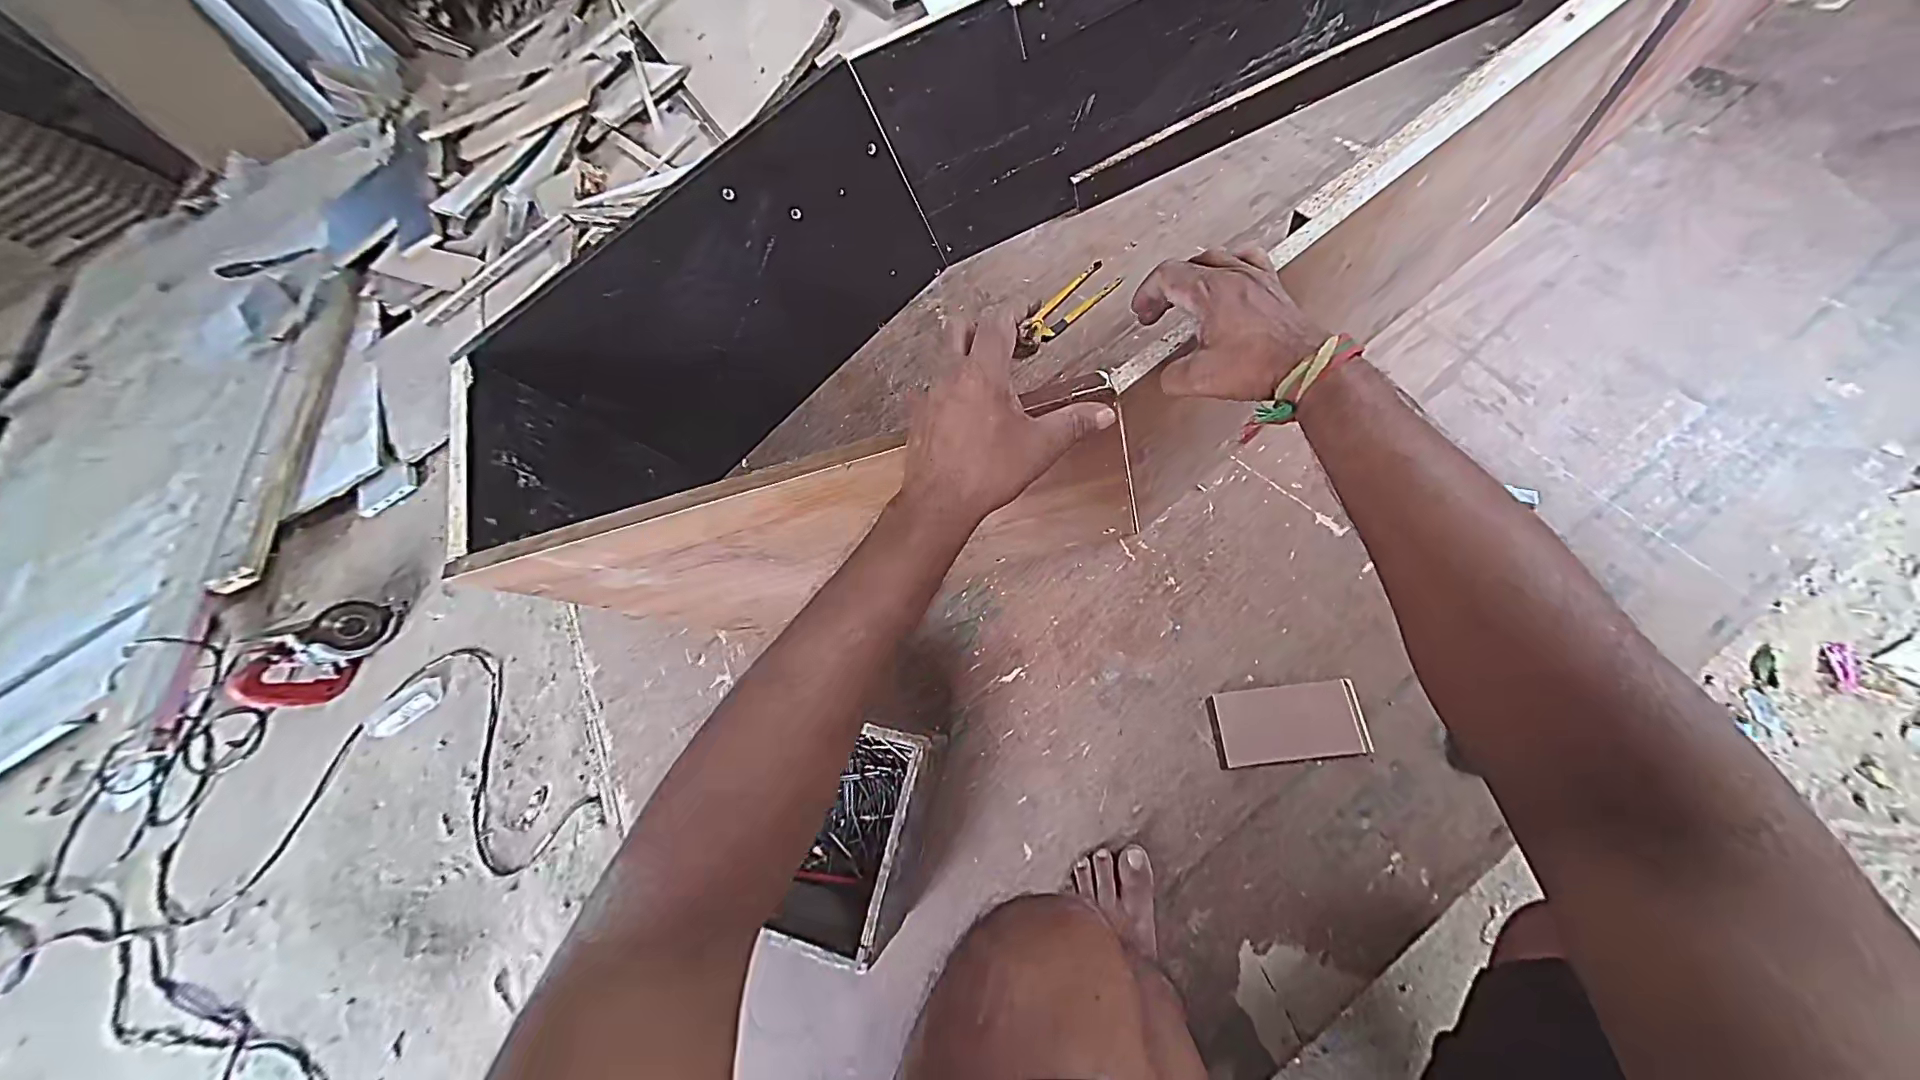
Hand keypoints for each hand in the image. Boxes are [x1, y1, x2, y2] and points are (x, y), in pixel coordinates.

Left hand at [896, 307, 1116, 533]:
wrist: (938, 502)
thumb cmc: (984, 473)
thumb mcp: (1039, 446)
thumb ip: (1072, 424)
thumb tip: (1102, 414)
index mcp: (982, 374)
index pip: (997, 322)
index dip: (1018, 311)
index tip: (1032, 310)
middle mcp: (951, 376)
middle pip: (962, 328)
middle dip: (986, 326)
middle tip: (1011, 341)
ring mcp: (930, 395)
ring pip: (945, 356)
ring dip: (968, 355)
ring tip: (994, 377)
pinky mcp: (919, 416)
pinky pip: (935, 387)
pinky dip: (953, 385)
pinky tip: (969, 409)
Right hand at [1132, 249, 1330, 399]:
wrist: (1304, 367)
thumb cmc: (1262, 365)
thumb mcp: (1199, 379)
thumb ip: (1172, 375)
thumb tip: (1168, 375)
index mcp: (1210, 291)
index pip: (1166, 276)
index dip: (1146, 294)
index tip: (1142, 312)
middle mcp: (1234, 276)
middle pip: (1188, 265)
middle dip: (1165, 288)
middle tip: (1157, 310)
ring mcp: (1256, 278)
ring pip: (1216, 258)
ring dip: (1193, 275)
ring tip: (1185, 294)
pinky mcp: (1271, 288)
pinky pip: (1247, 261)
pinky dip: (1229, 268)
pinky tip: (1228, 280)